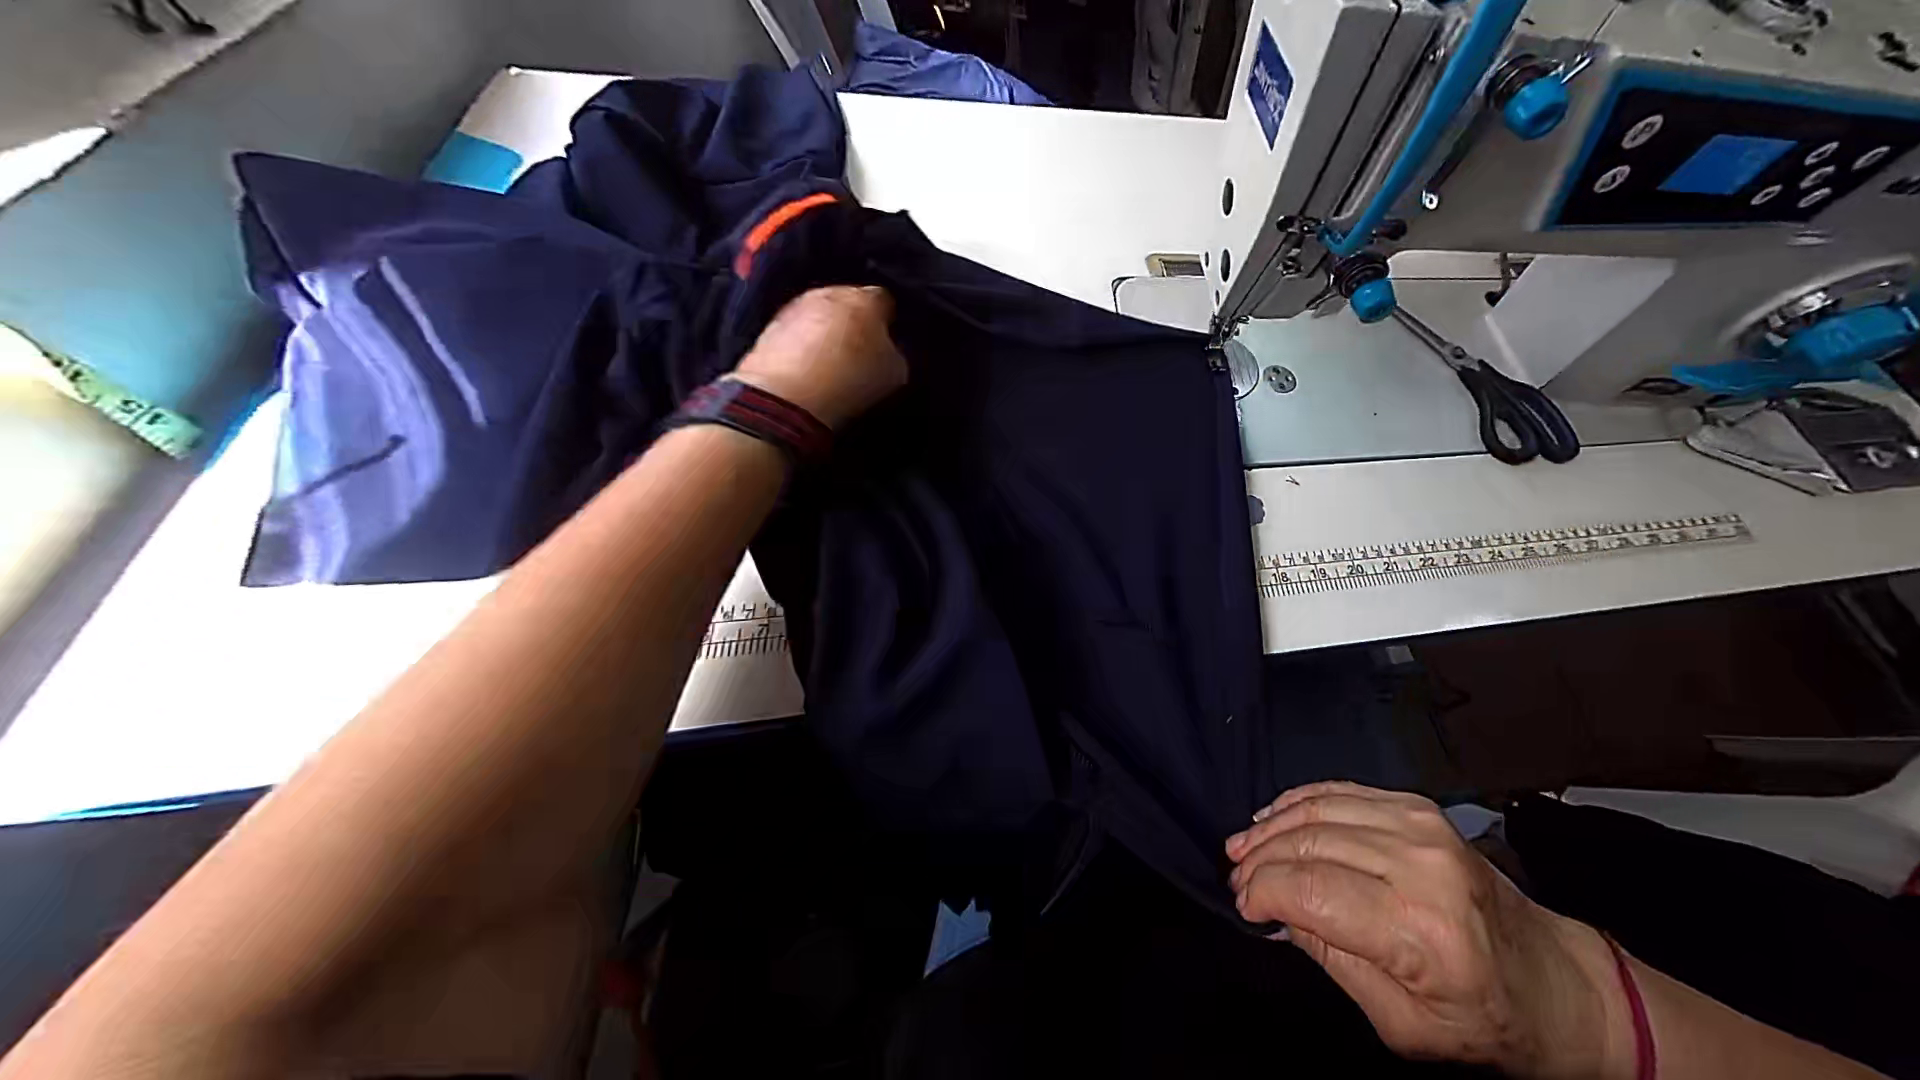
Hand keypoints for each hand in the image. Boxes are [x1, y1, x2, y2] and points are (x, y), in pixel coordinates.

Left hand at [732, 285, 906, 429]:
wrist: (785, 397)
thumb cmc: (850, 382)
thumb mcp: (894, 373)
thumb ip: (895, 354)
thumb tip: (888, 351)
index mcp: (865, 299)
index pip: (885, 301)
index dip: (887, 323)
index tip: (887, 344)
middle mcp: (828, 292)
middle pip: (848, 303)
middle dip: (854, 323)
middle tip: (859, 353)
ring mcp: (794, 307)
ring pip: (818, 315)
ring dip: (825, 333)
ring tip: (829, 364)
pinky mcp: (767, 327)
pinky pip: (794, 333)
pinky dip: (801, 346)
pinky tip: (804, 370)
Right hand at [1225, 782, 1634, 1079]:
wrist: (1562, 986)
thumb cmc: (1487, 1020)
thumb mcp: (1403, 1023)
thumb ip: (1330, 959)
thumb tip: (1275, 913)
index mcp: (1421, 931)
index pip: (1309, 889)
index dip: (1261, 891)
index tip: (1243, 905)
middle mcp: (1420, 866)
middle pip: (1307, 844)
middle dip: (1258, 859)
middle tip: (1235, 876)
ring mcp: (1421, 826)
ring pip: (1315, 811)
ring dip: (1269, 827)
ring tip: (1242, 846)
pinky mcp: (1418, 808)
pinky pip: (1338, 791)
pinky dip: (1297, 802)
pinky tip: (1274, 817)